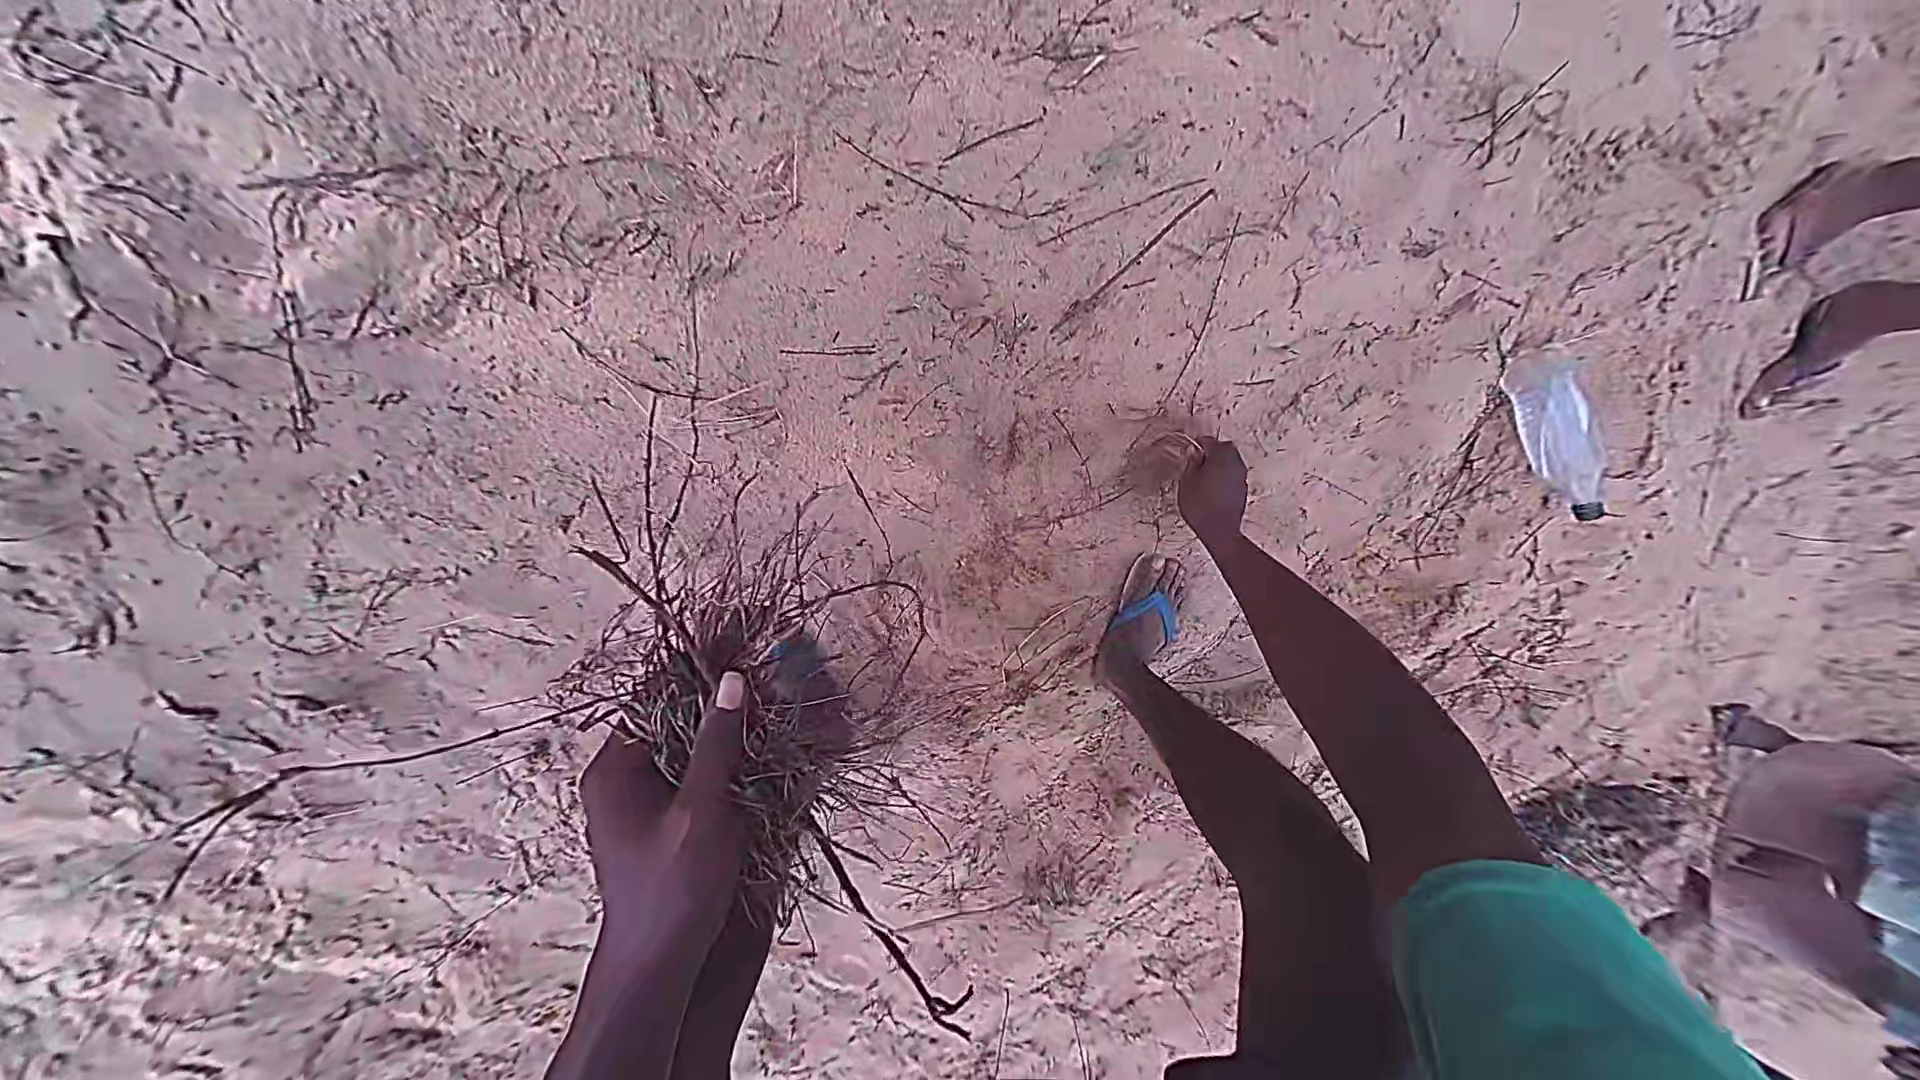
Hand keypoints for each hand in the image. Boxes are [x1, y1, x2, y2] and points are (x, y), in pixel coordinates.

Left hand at [579, 671, 748, 958]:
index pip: (655, 701)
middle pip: (675, 723)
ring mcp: (644, 800)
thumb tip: (731, 680)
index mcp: (614, 770)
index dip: (699, 683)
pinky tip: (760, 762)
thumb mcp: (701, 806)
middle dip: (722, 711)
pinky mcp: (667, 818)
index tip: (745, 670)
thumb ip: (717, 741)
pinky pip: (697, 774)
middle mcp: (623, 779)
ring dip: (729, 738)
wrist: (662, 964)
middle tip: (768, 698)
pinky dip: (727, 764)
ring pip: (690, 748)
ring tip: (771, 724)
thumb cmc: (674, 886)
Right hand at [1178, 437, 1247, 546]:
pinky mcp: (1242, 489)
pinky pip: (1233, 474)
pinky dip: (1224, 474)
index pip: (1210, 441)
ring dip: (1220, 462)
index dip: (1199, 443)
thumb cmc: (1201, 506)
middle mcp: (1235, 463)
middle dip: (1213, 450)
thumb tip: (1194, 454)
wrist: (1219, 530)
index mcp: (1220, 457)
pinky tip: (1212, 485)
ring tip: (1204, 473)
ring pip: (1231, 461)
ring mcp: (1241, 476)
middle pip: (1225, 448)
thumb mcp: (1186, 482)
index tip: (1191, 447)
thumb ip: (1191, 463)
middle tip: (1198, 458)